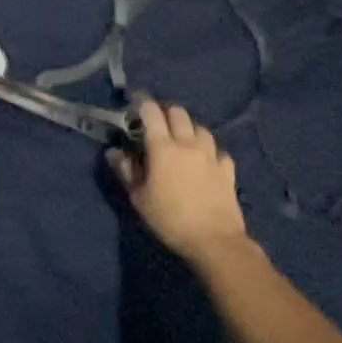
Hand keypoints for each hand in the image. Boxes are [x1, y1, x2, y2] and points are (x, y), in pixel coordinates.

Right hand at [106, 96, 250, 266]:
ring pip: (200, 128)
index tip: (135, 101)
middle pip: (178, 113)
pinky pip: (218, 150)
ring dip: (188, 127)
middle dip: (165, 110)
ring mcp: (211, 156)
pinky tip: (204, 158)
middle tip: (156, 119)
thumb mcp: (139, 197)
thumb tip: (114, 152)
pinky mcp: (227, 170)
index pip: (152, 112)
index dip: (142, 102)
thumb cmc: (170, 218)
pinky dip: (209, 149)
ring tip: (181, 137)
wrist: (215, 241)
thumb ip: (125, 171)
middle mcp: (188, 144)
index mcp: (163, 147)